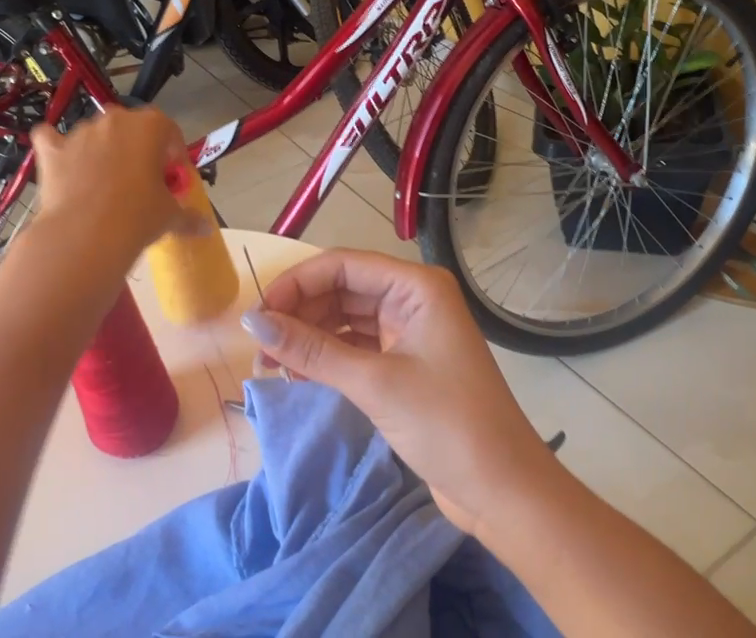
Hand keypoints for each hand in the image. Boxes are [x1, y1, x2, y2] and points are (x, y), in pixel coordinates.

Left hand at [30, 107, 207, 258]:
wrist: (86, 233)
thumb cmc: (138, 216)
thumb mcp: (170, 216)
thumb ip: (188, 216)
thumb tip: (205, 228)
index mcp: (151, 126)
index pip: (169, 132)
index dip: (172, 156)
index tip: (171, 180)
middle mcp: (115, 120)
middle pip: (131, 130)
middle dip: (137, 151)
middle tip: (141, 184)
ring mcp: (81, 132)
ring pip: (95, 135)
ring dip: (101, 153)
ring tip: (104, 188)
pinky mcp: (53, 150)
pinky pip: (51, 139)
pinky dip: (56, 148)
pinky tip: (61, 165)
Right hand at [239, 250, 553, 531]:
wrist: (503, 489)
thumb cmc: (447, 424)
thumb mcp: (374, 383)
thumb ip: (311, 350)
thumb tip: (252, 323)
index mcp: (416, 286)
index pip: (342, 266)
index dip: (295, 284)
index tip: (256, 315)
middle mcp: (412, 299)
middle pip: (340, 290)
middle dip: (298, 314)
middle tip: (258, 348)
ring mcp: (409, 331)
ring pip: (344, 319)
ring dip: (308, 338)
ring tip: (271, 365)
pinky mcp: (404, 363)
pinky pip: (354, 346)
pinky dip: (326, 358)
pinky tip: (298, 375)